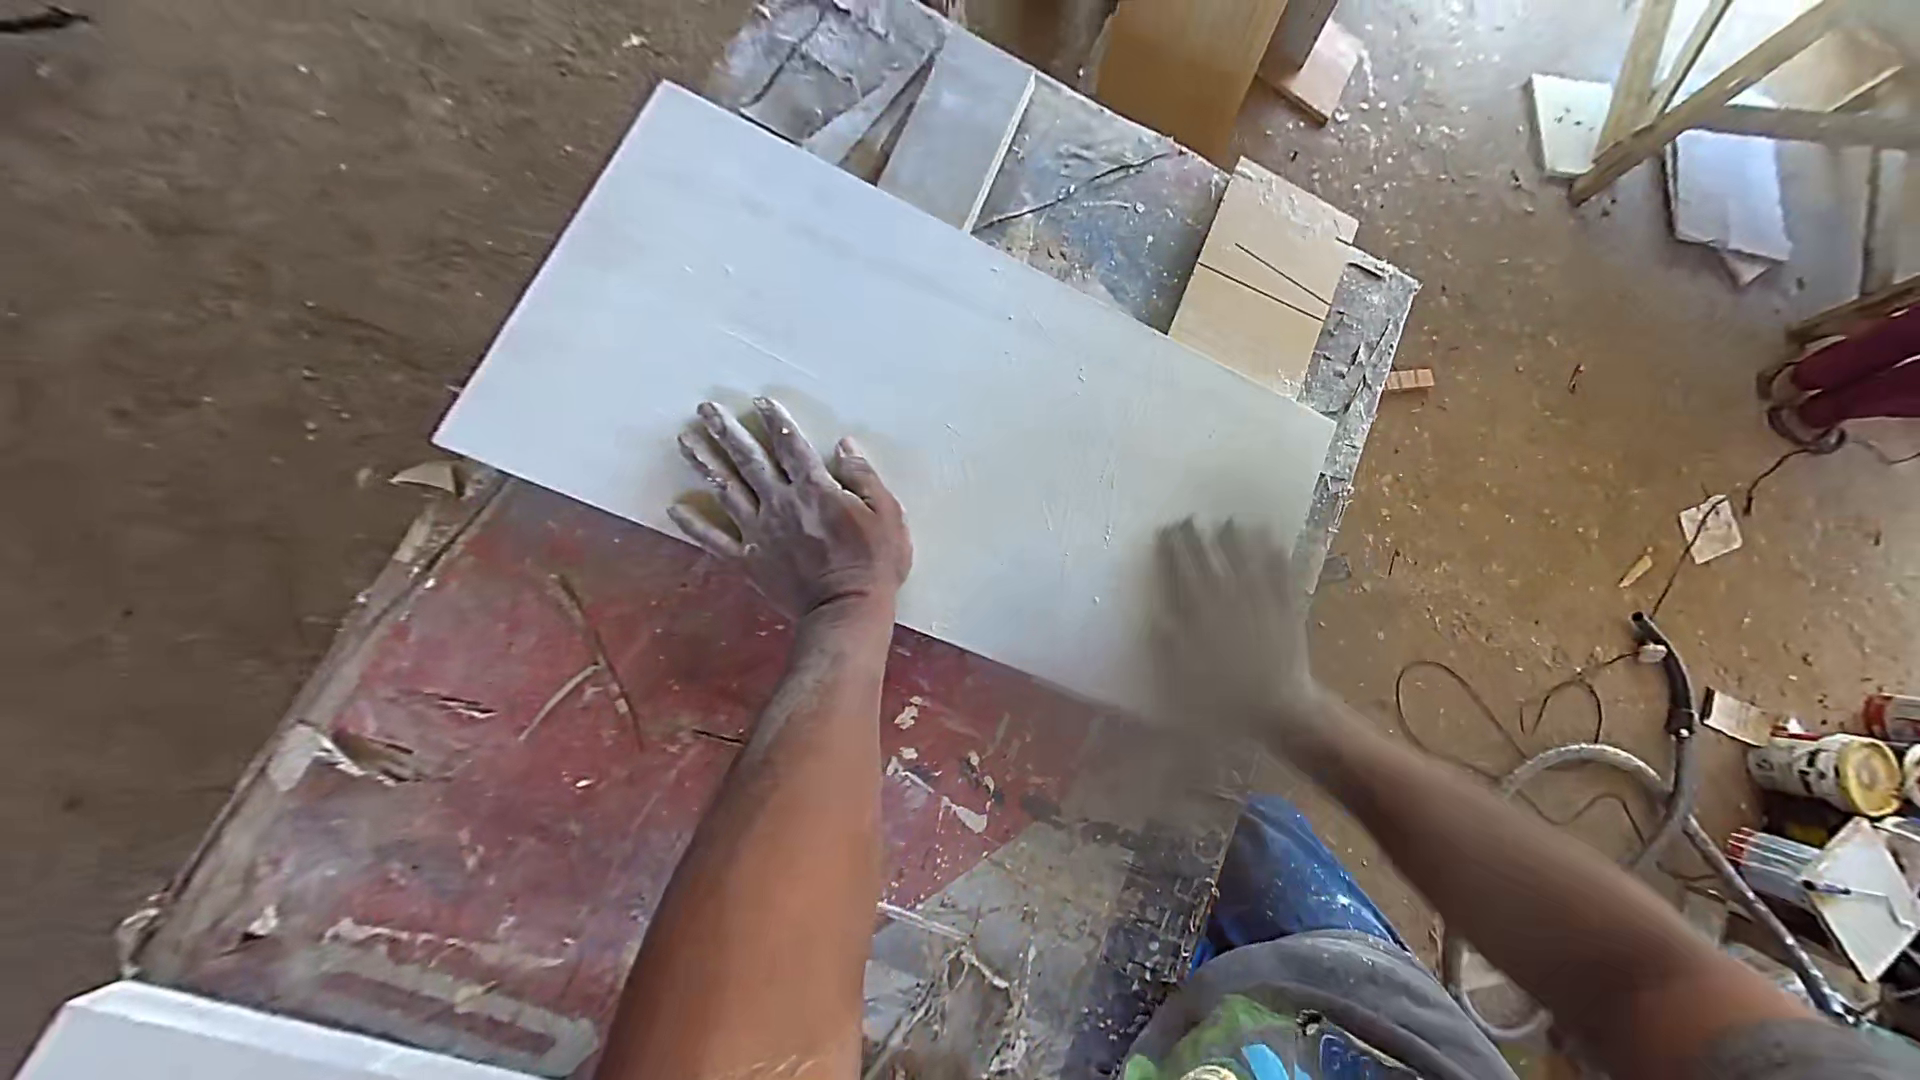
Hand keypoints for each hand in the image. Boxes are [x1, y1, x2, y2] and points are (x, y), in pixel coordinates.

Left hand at [670, 398, 911, 620]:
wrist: (846, 610)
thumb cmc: (874, 563)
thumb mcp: (887, 514)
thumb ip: (863, 477)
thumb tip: (844, 446)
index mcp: (815, 490)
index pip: (791, 446)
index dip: (775, 421)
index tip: (760, 402)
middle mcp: (781, 504)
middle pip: (749, 460)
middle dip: (726, 431)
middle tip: (706, 409)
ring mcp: (760, 532)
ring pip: (726, 490)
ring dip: (704, 463)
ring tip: (686, 440)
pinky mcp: (749, 560)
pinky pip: (715, 539)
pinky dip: (694, 525)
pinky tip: (675, 509)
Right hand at [1153, 519, 1327, 746]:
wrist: (1277, 708)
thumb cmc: (1222, 696)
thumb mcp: (1181, 673)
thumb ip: (1169, 641)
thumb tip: (1157, 614)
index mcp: (1199, 613)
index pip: (1182, 572)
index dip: (1173, 549)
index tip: (1166, 530)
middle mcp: (1228, 599)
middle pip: (1211, 560)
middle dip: (1198, 538)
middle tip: (1190, 518)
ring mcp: (1260, 601)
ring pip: (1247, 561)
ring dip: (1238, 539)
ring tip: (1230, 521)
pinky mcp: (1286, 609)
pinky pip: (1281, 576)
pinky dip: (1276, 557)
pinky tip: (1273, 542)